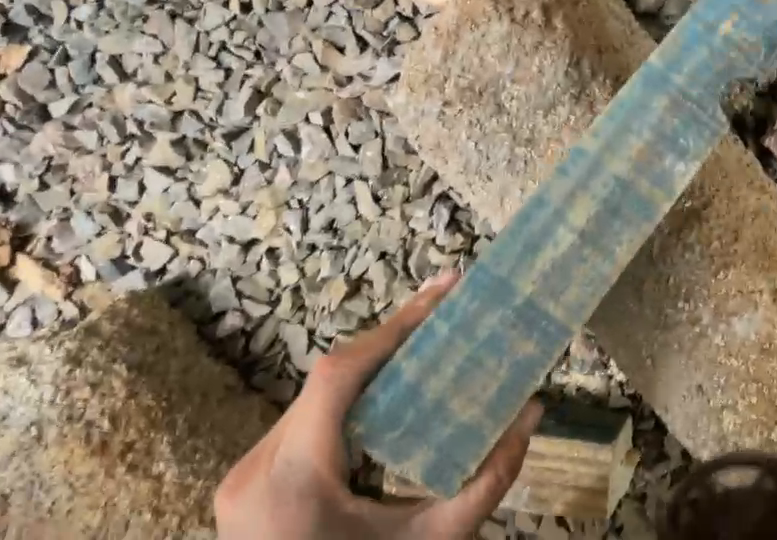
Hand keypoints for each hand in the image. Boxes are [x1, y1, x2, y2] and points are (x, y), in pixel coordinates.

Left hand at [215, 271, 543, 539]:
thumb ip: (488, 479)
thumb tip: (534, 411)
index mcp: (294, 480)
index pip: (338, 376)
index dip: (392, 327)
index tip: (445, 292)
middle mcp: (255, 468)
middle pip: (329, 379)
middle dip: (391, 341)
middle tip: (449, 312)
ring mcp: (242, 476)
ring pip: (315, 396)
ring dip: (371, 366)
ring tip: (427, 343)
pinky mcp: (246, 484)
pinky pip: (304, 421)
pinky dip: (350, 398)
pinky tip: (388, 390)